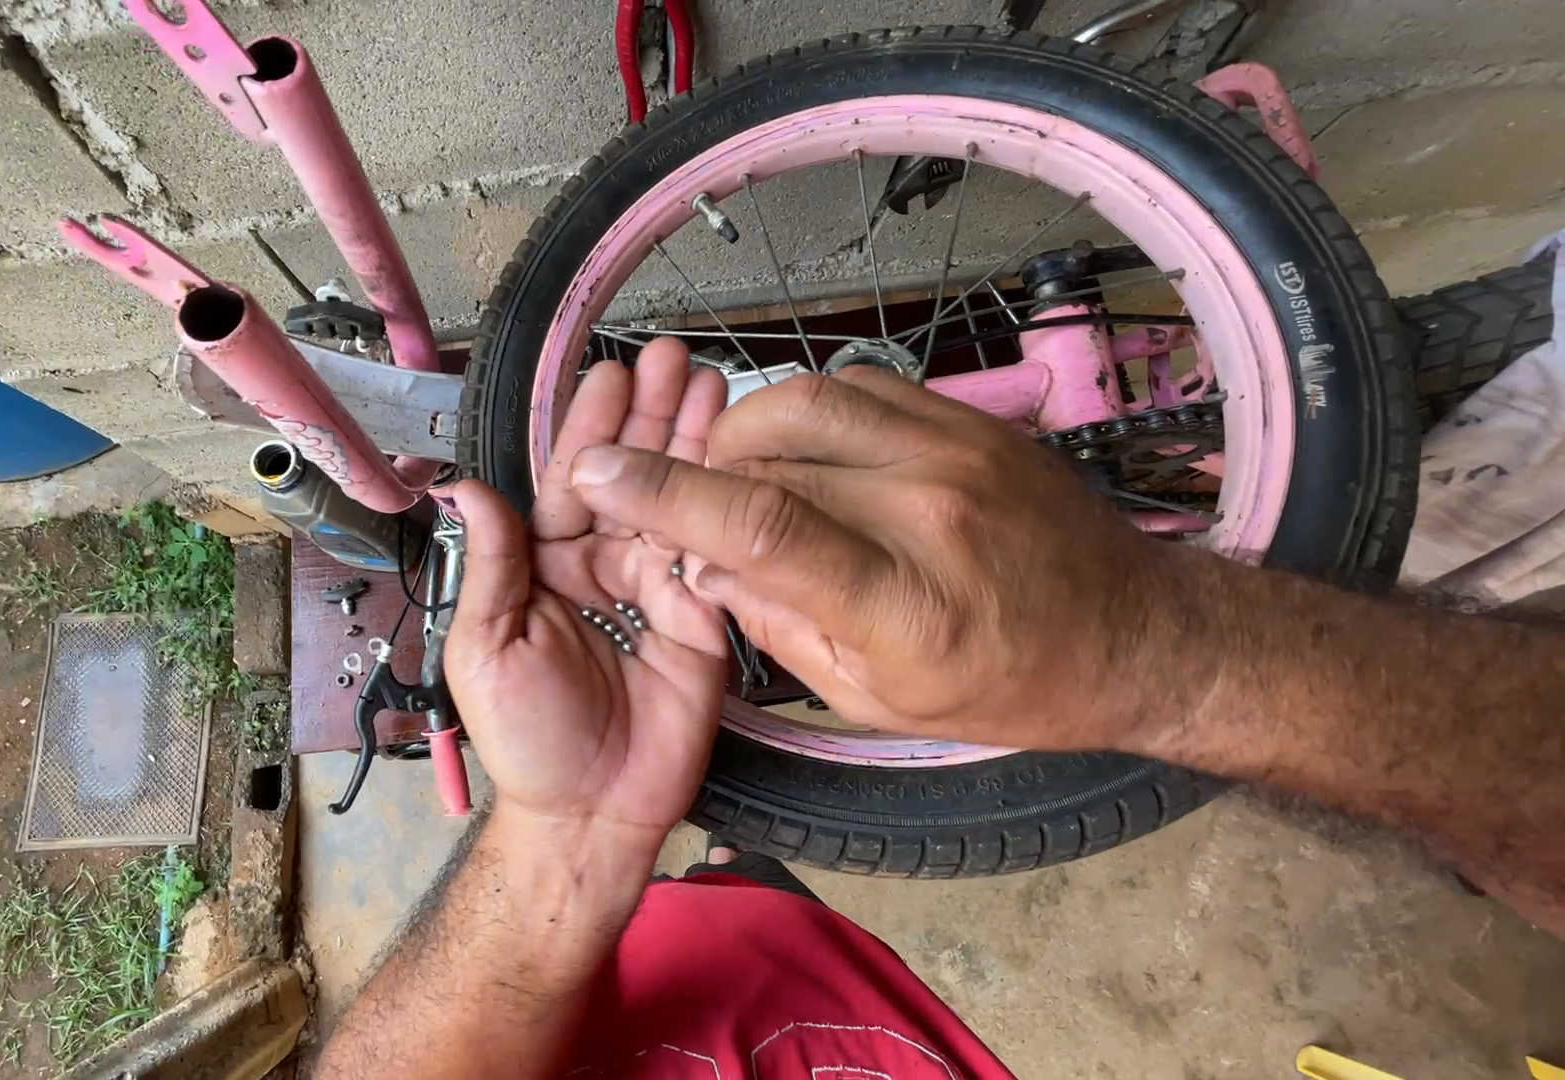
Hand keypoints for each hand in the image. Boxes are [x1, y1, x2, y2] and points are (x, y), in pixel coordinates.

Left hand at [444, 338, 731, 842]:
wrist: (591, 809)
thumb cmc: (527, 735)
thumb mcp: (488, 648)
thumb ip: (490, 567)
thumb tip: (465, 489)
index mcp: (548, 564)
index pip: (572, 482)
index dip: (591, 430)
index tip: (610, 377)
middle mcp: (604, 564)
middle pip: (631, 479)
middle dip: (652, 418)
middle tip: (674, 360)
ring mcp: (658, 586)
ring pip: (678, 503)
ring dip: (695, 445)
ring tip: (713, 386)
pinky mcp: (704, 616)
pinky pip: (716, 556)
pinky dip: (729, 507)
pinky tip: (744, 459)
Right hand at [567, 367, 1211, 752]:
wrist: (1137, 633)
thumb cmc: (1006, 684)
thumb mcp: (876, 699)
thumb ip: (777, 625)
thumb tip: (705, 561)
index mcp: (903, 602)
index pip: (760, 525)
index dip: (663, 493)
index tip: (598, 474)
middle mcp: (927, 506)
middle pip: (764, 453)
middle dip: (699, 476)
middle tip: (691, 512)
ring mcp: (952, 447)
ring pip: (797, 401)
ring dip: (740, 436)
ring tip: (739, 480)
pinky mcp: (963, 417)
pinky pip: (848, 386)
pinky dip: (797, 415)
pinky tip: (798, 455)